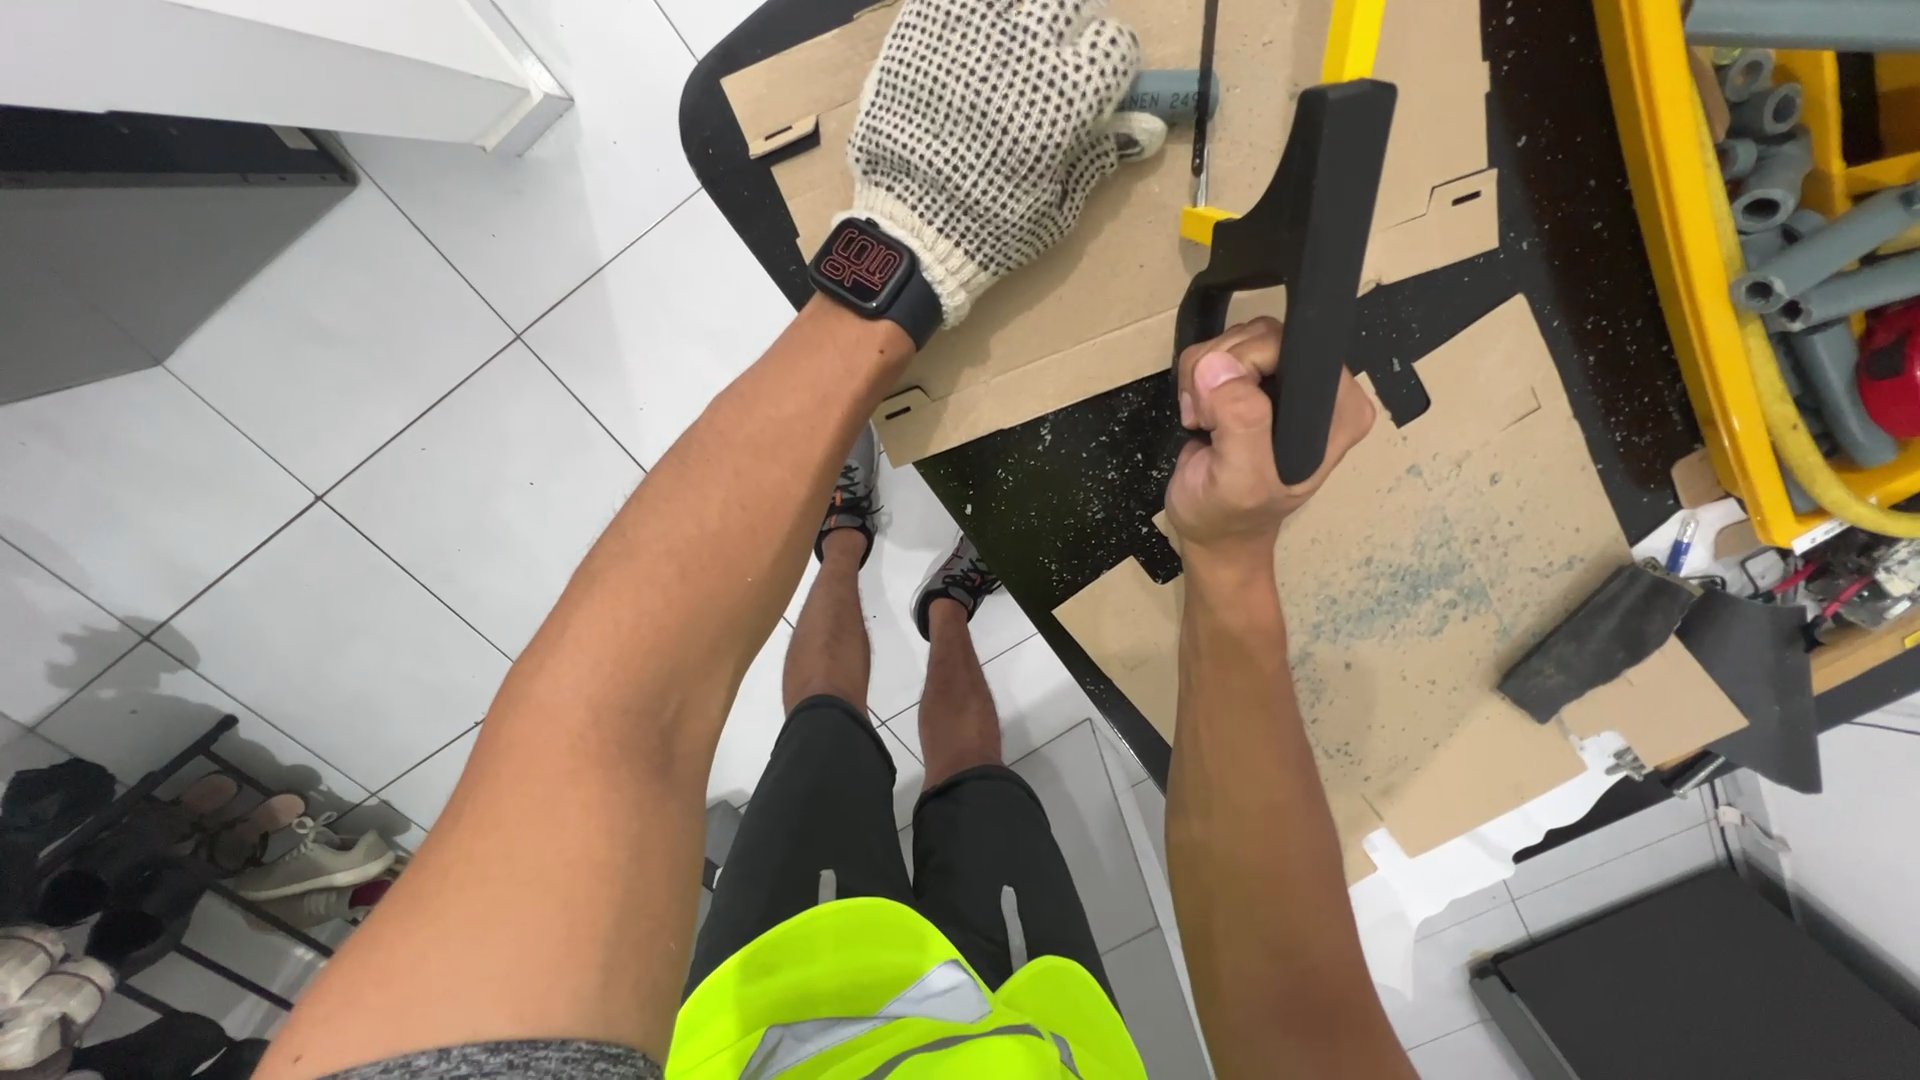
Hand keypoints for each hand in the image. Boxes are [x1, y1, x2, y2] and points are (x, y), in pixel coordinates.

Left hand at [840, 0, 1163, 326]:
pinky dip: (967, 14)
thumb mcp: (1056, 212)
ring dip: (1017, 17)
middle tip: (1050, 57)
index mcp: (1066, 98)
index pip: (1115, 44)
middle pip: (1068, 1)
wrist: (910, 234)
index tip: (1096, 85)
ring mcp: (972, 33)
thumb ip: (1099, 158)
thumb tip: (1147, 129)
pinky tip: (966, 41)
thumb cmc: (989, 233)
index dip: (1110, 64)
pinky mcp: (922, 29)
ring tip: (1006, 47)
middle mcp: (1026, 50)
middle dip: (1070, 25)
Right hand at [1165, 318, 1375, 567]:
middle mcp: (1318, 389)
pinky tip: (1200, 415)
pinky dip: (1194, 379)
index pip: (1295, 346)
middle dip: (1219, 372)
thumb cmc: (1228, 515)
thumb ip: (1240, 421)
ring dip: (1202, 377)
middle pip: (1260, 335)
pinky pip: (1216, 351)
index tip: (1223, 411)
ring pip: (1234, 339)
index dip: (1249, 364)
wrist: (1211, 534)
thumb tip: (1218, 366)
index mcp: (1337, 408)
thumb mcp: (1241, 479)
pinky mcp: (1251, 380)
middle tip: (1206, 420)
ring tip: (1203, 421)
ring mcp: (1283, 382)